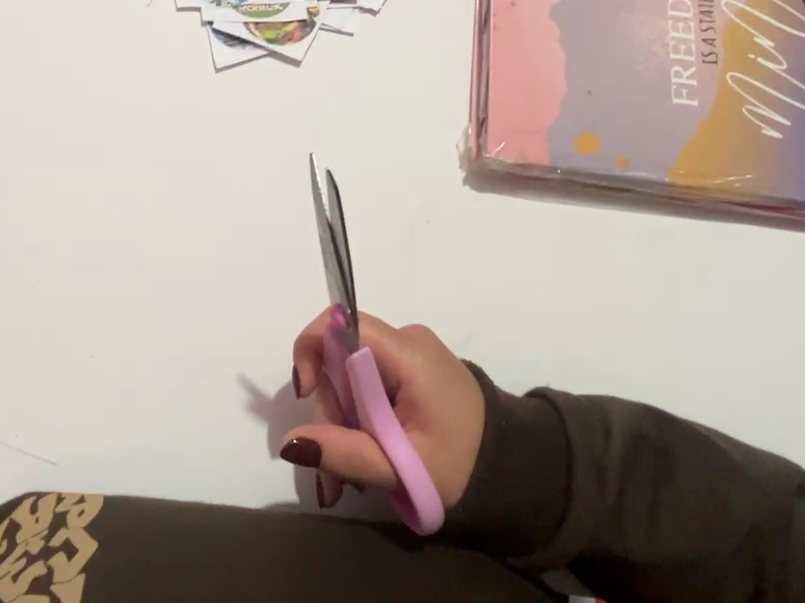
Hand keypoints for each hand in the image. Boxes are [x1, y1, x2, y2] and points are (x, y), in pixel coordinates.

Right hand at [282, 311, 484, 511]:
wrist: (514, 469)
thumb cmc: (463, 465)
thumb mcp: (401, 467)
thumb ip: (346, 453)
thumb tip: (290, 443)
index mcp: (408, 353)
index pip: (340, 322)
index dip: (312, 349)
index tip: (306, 394)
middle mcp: (405, 341)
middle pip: (341, 362)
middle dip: (329, 416)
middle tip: (331, 473)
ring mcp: (408, 355)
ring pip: (349, 379)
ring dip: (340, 427)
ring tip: (343, 482)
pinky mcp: (409, 371)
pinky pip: (366, 385)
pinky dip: (357, 421)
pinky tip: (358, 463)